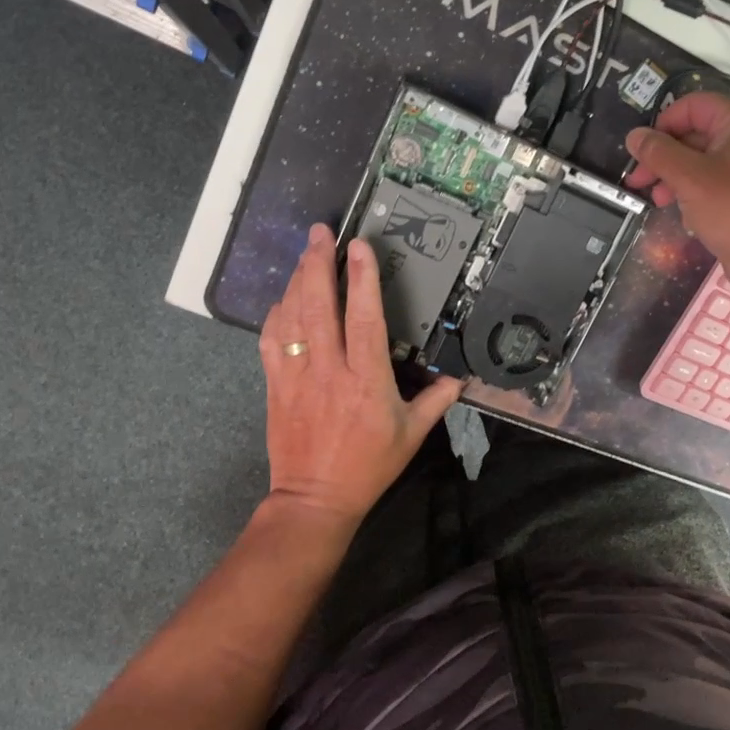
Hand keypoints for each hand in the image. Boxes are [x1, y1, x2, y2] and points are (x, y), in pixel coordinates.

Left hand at [257, 224, 462, 523]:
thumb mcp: (412, 435)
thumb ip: (436, 400)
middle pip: (319, 306)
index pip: (364, 319)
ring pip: (292, 316)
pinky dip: (277, 312)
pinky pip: (271, 339)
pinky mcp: (275, 384)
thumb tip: (459, 377)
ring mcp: (296, 376)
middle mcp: (329, 371)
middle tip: (320, 232)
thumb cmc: (369, 466)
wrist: (315, 498)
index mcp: (366, 380)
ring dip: (298, 280)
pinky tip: (286, 297)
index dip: (362, 279)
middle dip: (318, 263)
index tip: (359, 247)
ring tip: (306, 253)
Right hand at [625, 92, 729, 271]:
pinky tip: (682, 215)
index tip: (642, 151)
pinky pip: (709, 184)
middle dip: (663, 157)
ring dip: (673, 178)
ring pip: (699, 162)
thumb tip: (634, 136)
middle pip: (693, 134)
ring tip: (656, 200)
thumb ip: (658, 153)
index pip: (692, 105)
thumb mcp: (689, 178)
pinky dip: (691, 194)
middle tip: (637, 180)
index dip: (663, 124)